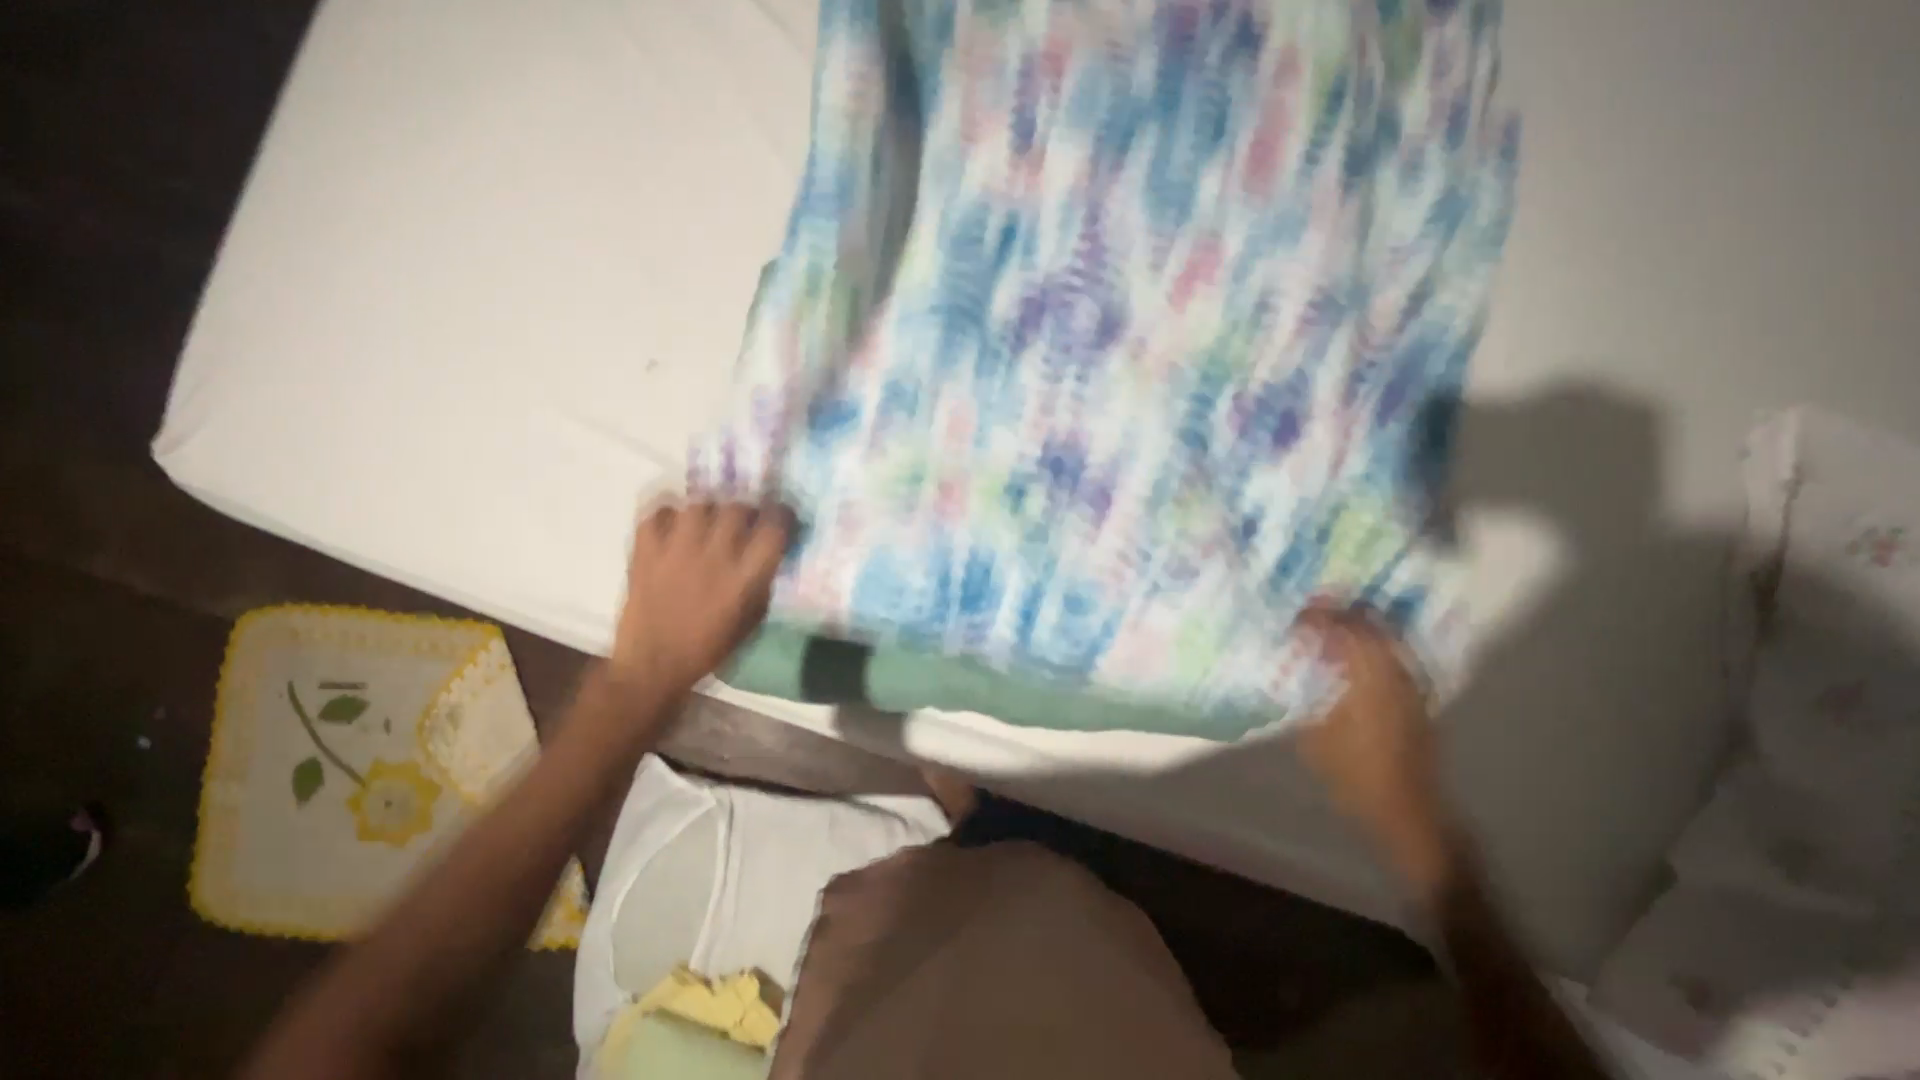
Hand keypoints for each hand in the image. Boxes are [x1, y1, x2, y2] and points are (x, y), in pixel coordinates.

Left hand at [610, 501, 790, 696]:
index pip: (772, 529)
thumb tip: (769, 556)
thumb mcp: (750, 621)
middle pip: (737, 508)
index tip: (781, 518)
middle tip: (743, 522)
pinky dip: (668, 513)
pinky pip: (658, 511)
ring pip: (699, 504)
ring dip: (709, 510)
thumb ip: (761, 584)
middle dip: (745, 511)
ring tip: (707, 523)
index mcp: (742, 578)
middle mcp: (711, 556)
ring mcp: (674, 550)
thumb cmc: (707, 649)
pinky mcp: (644, 550)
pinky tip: (674, 527)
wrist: (652, 665)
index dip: (782, 516)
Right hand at [1295, 605, 1458, 895]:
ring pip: (1387, 638)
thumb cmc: (1354, 774)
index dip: (1319, 617)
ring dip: (1359, 629)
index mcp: (1370, 675)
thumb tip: (1298, 668)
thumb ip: (1309, 693)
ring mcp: (1413, 684)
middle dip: (1342, 614)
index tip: (1296, 619)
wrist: (1405, 811)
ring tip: (1331, 634)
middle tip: (1313, 615)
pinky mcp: (1418, 699)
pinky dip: (1372, 649)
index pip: (1346, 628)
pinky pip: (1393, 657)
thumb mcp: (1315, 734)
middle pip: (1373, 624)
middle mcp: (1397, 671)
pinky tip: (1352, 662)